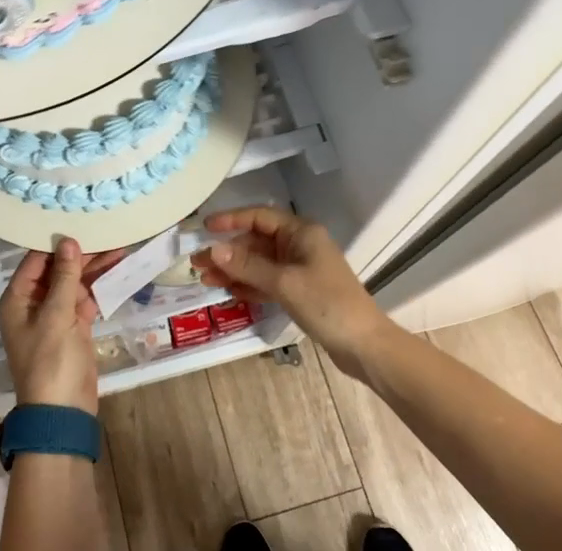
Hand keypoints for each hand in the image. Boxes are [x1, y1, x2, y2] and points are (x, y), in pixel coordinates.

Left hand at [0, 238, 123, 413]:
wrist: (63, 413)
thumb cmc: (51, 362)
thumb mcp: (56, 316)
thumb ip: (63, 277)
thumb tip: (68, 241)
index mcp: (17, 300)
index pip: (35, 261)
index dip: (57, 243)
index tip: (80, 222)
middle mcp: (32, 305)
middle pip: (56, 270)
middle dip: (81, 254)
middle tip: (108, 234)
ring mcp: (54, 317)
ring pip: (73, 284)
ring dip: (94, 269)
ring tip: (120, 247)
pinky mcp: (73, 328)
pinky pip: (85, 299)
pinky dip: (99, 287)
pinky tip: (118, 270)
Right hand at [191, 207, 394, 378]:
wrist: (363, 344)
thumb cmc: (326, 304)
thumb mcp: (284, 282)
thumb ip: (247, 266)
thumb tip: (213, 249)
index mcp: (301, 233)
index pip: (260, 217)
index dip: (231, 220)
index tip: (205, 227)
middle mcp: (300, 246)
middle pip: (257, 242)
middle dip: (227, 252)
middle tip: (197, 263)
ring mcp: (300, 270)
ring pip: (260, 264)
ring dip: (234, 271)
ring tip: (205, 280)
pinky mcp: (300, 292)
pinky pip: (267, 282)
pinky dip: (249, 286)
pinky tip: (228, 291)